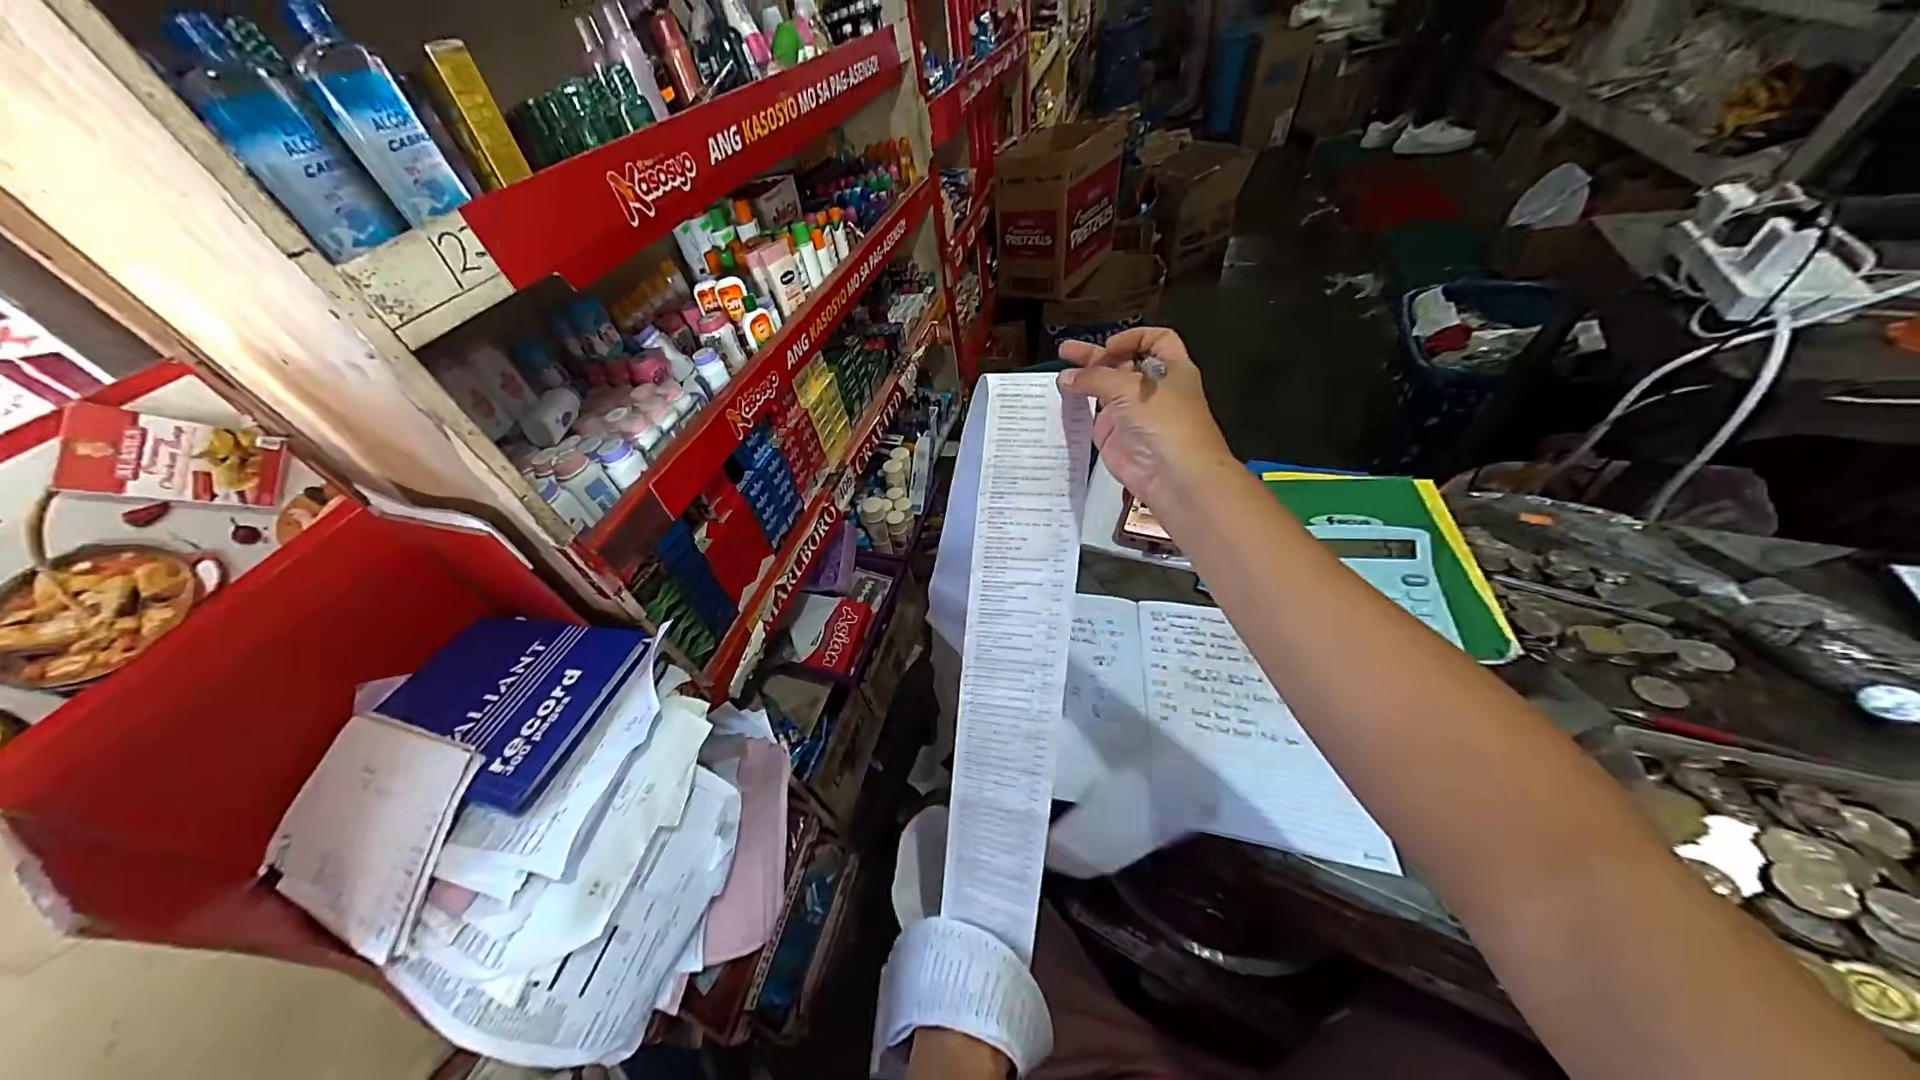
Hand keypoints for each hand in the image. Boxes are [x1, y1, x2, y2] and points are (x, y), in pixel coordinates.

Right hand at [1056, 328, 1234, 508]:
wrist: (1171, 473)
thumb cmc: (1162, 419)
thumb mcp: (1129, 387)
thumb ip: (1094, 377)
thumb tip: (1066, 377)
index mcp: (1171, 368)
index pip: (1156, 341)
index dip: (1134, 338)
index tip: (1111, 346)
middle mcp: (1152, 388)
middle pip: (1123, 364)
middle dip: (1097, 356)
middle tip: (1067, 350)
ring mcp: (1133, 412)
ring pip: (1106, 389)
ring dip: (1085, 379)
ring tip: (1059, 372)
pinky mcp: (1115, 434)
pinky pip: (1095, 415)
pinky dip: (1080, 405)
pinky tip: (1063, 396)